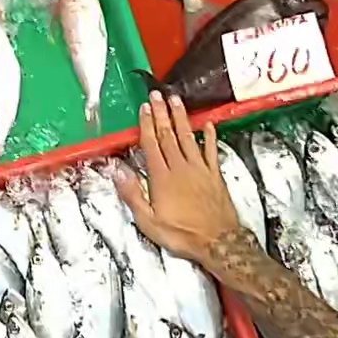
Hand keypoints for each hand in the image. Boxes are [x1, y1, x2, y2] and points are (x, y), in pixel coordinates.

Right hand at [113, 92, 243, 263]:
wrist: (219, 243)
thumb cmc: (181, 234)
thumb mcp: (148, 221)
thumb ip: (133, 194)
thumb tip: (118, 171)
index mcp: (162, 177)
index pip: (152, 144)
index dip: (147, 124)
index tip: (144, 108)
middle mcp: (181, 168)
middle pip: (168, 135)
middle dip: (162, 113)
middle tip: (157, 94)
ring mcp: (200, 170)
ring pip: (188, 137)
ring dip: (181, 118)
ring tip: (176, 100)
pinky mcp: (215, 175)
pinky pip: (211, 151)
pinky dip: (209, 136)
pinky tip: (208, 124)